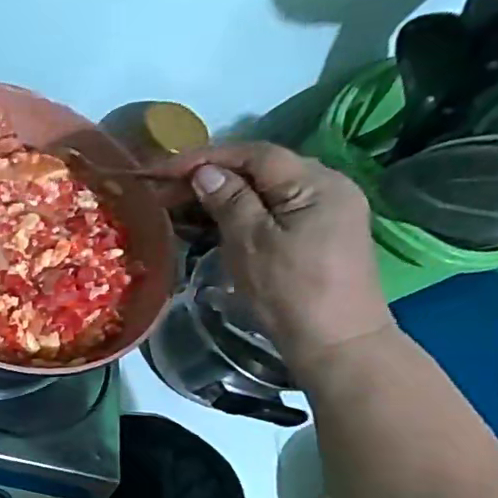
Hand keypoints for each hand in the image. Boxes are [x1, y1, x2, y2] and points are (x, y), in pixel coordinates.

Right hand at [164, 143, 393, 364]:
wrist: (335, 342)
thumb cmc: (291, 290)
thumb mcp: (252, 242)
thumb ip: (230, 201)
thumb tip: (205, 173)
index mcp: (315, 183)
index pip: (254, 154)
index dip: (206, 158)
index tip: (162, 171)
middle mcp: (325, 187)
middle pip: (259, 170)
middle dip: (208, 177)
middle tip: (161, 193)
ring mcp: (323, 212)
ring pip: (262, 192)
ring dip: (218, 197)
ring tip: (175, 208)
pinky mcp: (314, 235)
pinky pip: (269, 212)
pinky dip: (235, 214)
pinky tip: (206, 224)